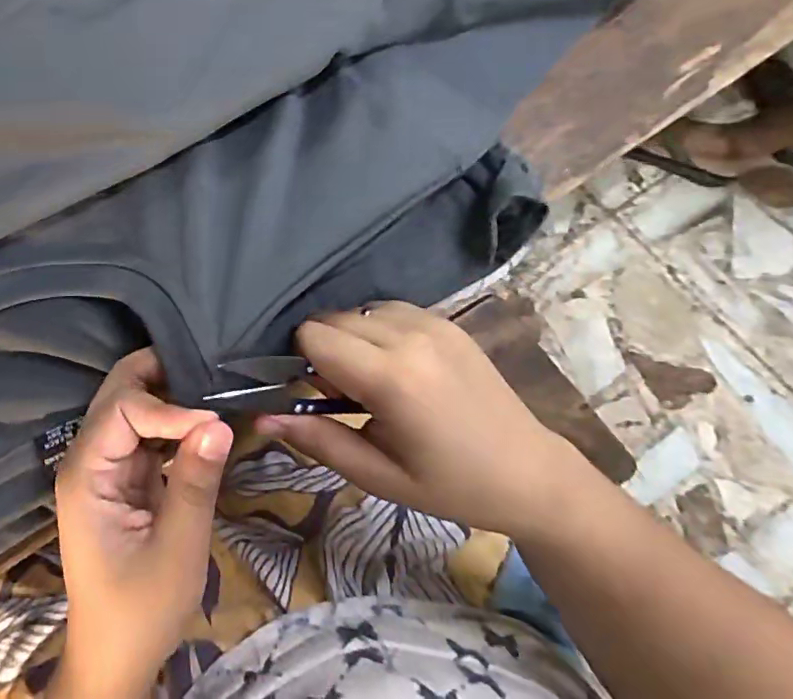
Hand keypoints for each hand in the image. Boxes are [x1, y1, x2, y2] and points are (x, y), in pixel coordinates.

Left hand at [53, 348, 231, 698]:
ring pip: (131, 407)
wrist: (114, 658)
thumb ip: (194, 482)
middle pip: (117, 394)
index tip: (212, 422)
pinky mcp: (122, 478)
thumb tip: (218, 423)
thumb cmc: (140, 610)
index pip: (122, 408)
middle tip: (208, 370)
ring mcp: (103, 467)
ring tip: (211, 387)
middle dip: (159, 376)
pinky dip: (173, 421)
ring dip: (168, 394)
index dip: (167, 407)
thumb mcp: (177, 550)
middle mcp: (87, 459)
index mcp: (86, 474)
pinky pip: (145, 433)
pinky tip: (202, 420)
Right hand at [256, 301, 588, 538]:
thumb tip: (262, 419)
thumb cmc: (450, 484)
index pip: (313, 336)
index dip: (302, 362)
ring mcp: (431, 321)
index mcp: (392, 378)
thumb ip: (318, 441)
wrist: (530, 472)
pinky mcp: (445, 319)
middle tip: (343, 393)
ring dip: (349, 337)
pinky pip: (386, 308)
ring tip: (372, 379)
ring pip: (356, 309)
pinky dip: (375, 328)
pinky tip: (395, 364)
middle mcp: (409, 336)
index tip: (316, 393)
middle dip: (323, 350)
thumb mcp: (379, 476)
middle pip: (330, 318)